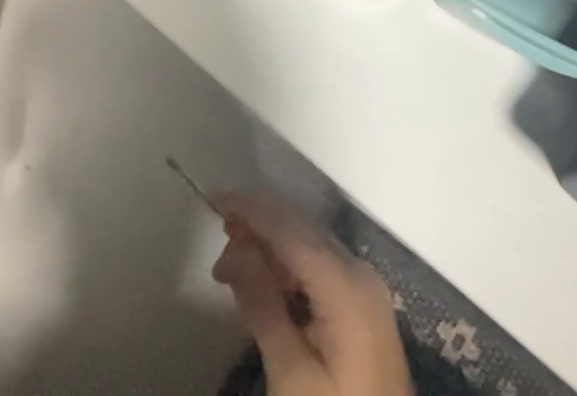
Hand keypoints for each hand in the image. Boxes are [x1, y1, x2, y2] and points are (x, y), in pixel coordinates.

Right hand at [212, 194, 411, 395]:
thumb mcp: (291, 373)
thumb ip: (262, 304)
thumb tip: (236, 248)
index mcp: (344, 285)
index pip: (289, 227)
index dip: (250, 208)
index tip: (212, 202)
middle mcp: (358, 271)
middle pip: (299, 227)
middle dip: (255, 228)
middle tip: (219, 261)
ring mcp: (365, 286)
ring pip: (307, 242)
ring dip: (268, 247)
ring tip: (233, 278)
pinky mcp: (363, 302)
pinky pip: (318, 263)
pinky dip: (287, 264)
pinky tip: (265, 287)